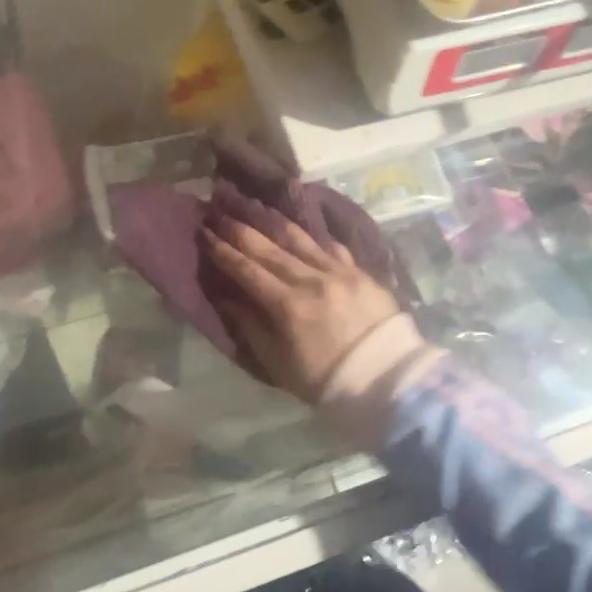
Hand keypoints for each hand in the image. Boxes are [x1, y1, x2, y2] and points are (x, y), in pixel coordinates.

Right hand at [202, 216, 402, 403]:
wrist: (388, 382)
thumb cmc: (326, 381)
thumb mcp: (278, 364)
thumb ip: (250, 326)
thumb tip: (226, 296)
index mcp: (287, 305)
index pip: (246, 269)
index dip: (222, 250)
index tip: (203, 232)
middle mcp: (311, 280)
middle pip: (269, 248)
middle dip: (240, 229)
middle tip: (219, 212)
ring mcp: (339, 272)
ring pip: (300, 239)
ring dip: (273, 223)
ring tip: (254, 208)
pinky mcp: (361, 272)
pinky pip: (331, 246)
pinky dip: (312, 235)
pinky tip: (301, 227)